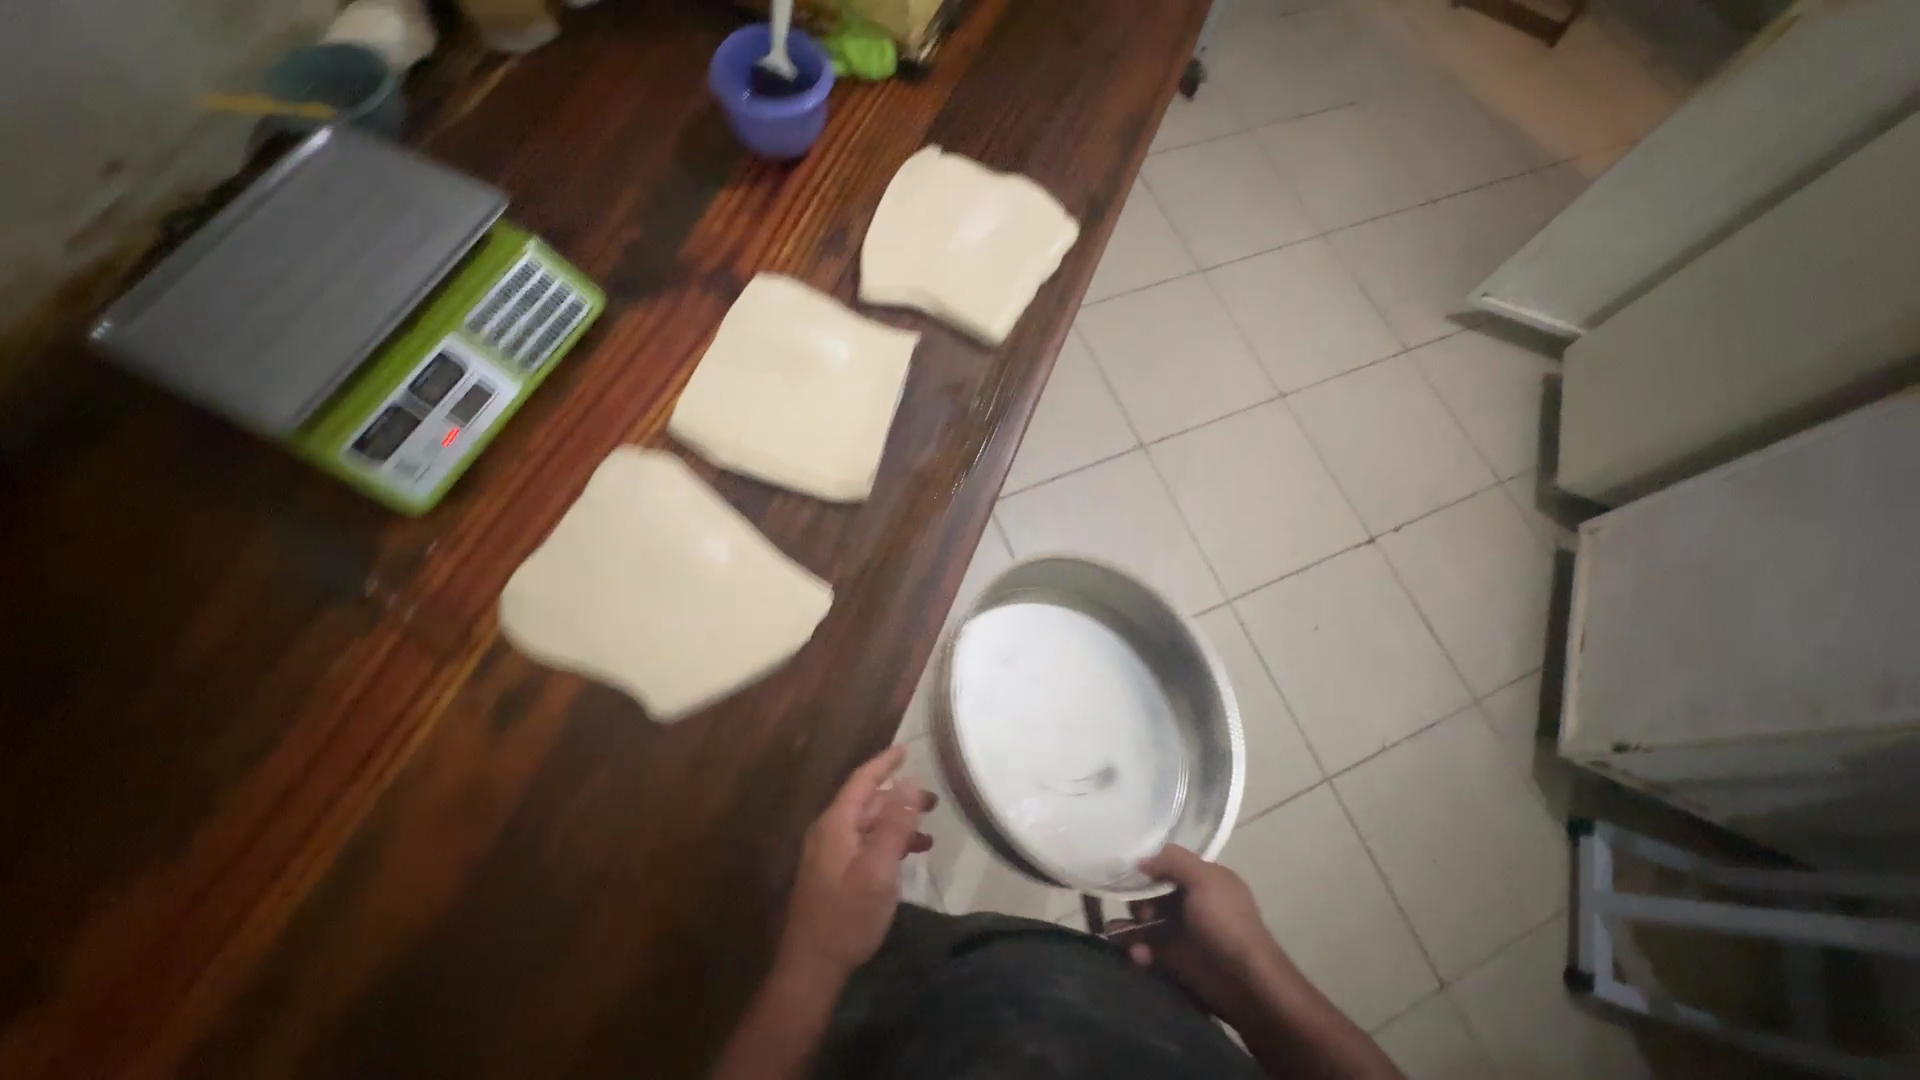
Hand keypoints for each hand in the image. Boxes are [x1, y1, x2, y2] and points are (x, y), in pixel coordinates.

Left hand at [778, 744, 934, 982]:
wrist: (812, 966)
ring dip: (896, 824)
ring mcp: (828, 855)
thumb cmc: (847, 916)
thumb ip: (895, 825)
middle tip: (933, 801)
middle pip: (866, 803)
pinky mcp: (832, 876)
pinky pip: (863, 845)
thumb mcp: (878, 869)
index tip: (906, 748)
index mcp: (836, 824)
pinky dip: (886, 844)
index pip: (861, 781)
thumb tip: (909, 783)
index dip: (884, 763)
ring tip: (927, 834)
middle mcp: (828, 833)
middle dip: (899, 798)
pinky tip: (905, 859)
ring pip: (867, 826)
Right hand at [1114, 844, 1289, 1022]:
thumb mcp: (1205, 880)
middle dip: (1138, 900)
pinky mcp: (1176, 961)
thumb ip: (1173, 862)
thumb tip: (1141, 861)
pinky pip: (1149, 950)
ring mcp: (1185, 933)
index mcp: (1206, 881)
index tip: (1130, 875)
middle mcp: (1194, 904)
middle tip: (1139, 912)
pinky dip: (1139, 950)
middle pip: (1153, 893)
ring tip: (1118, 934)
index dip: (1150, 868)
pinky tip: (1137, 954)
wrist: (1246, 984)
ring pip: (1147, 923)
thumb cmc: (1227, 924)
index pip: (1170, 865)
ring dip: (1130, 927)